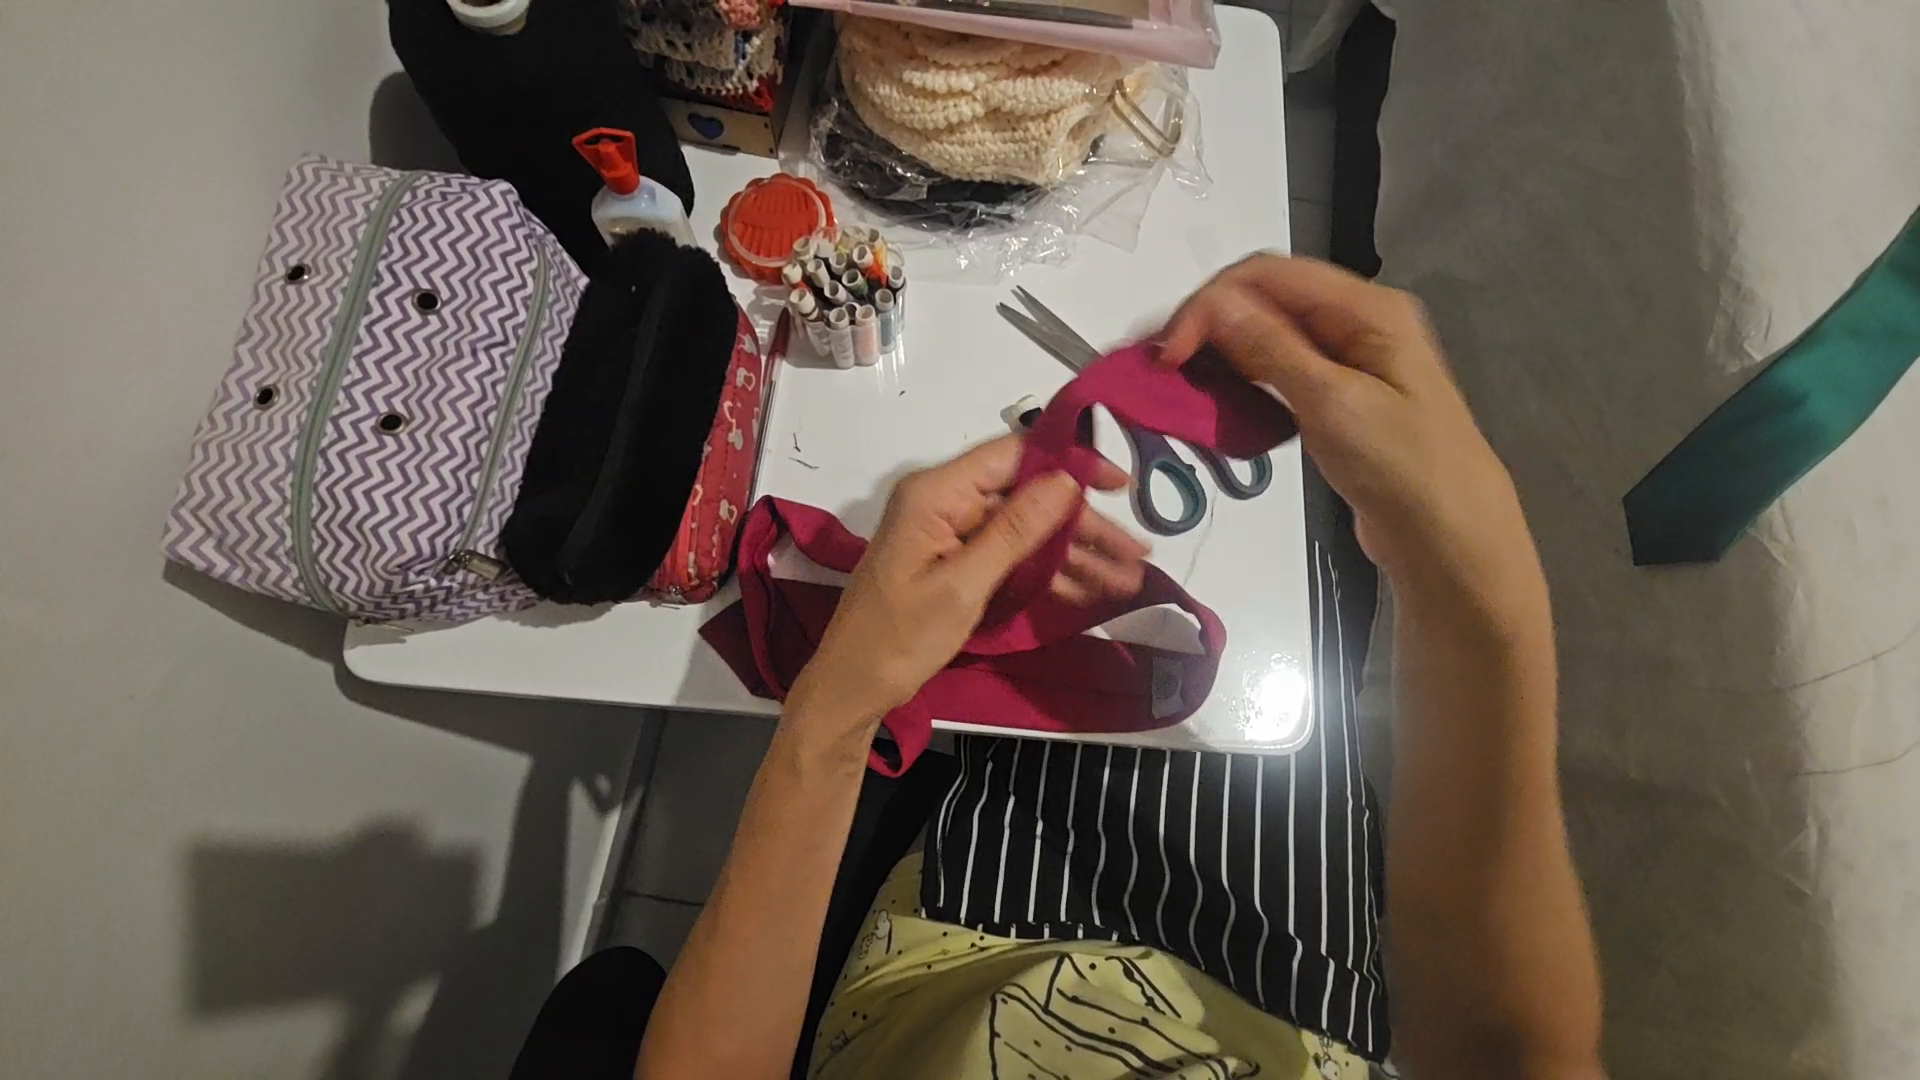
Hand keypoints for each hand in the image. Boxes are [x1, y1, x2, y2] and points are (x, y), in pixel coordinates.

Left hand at [789, 436, 1147, 731]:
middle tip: (1137, 552)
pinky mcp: (955, 560)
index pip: (1013, 456)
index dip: (1070, 464)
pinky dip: (1047, 571)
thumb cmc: (900, 638)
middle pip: (1027, 497)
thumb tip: (1065, 480)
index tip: (1120, 483)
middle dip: (1083, 526)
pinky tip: (1089, 588)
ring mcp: (950, 532)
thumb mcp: (963, 586)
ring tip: (1127, 577)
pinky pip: (1010, 554)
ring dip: (1074, 554)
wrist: (853, 686)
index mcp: (936, 493)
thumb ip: (1015, 530)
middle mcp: (944, 501)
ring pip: (1025, 529)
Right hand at [1161, 255, 1543, 618]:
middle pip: (1263, 299)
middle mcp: (1354, 321)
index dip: (1207, 304)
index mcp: (1365, 308)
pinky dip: (1240, 381)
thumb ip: (1271, 348)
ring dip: (1218, 353)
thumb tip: (1211, 303)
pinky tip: (1215, 403)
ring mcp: (1345, 359)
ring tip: (1176, 385)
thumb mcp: (1332, 402)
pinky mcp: (1333, 396)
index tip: (1167, 355)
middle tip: (1159, 368)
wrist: (1446, 535)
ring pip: (1265, 336)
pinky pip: (1275, 372)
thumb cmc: (1399, 465)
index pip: (1266, 276)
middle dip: (1206, 325)